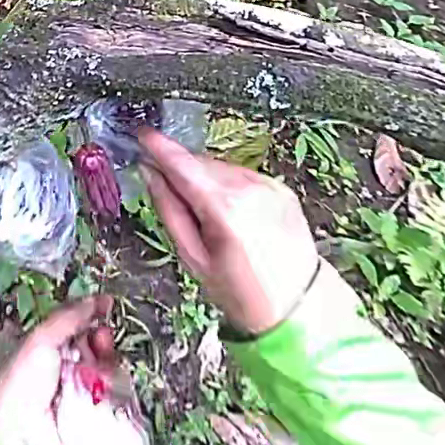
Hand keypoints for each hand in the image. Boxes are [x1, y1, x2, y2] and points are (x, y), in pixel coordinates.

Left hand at [0, 295, 113, 441]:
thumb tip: (90, 302)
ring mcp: (81, 391)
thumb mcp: (42, 339)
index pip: (74, 324)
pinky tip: (105, 380)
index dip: (90, 313)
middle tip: (103, 333)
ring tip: (102, 356)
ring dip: (107, 360)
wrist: (24, 430)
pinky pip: (114, 395)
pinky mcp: (96, 415)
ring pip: (107, 369)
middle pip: (94, 346)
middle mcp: (65, 367)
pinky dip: (113, 384)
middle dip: (101, 336)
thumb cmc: (22, 382)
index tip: (106, 304)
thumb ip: (67, 318)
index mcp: (47, 346)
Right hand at [138, 130, 318, 335]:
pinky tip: (230, 211)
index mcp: (223, 208)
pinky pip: (238, 175)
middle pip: (198, 164)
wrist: (303, 310)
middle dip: (180, 171)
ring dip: (203, 178)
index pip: (181, 163)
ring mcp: (267, 186)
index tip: (141, 134)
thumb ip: (168, 208)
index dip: (157, 145)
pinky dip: (226, 185)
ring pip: (217, 167)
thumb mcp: (193, 257)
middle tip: (173, 194)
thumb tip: (149, 171)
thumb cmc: (240, 291)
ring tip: (206, 210)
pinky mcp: (280, 188)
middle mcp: (247, 189)